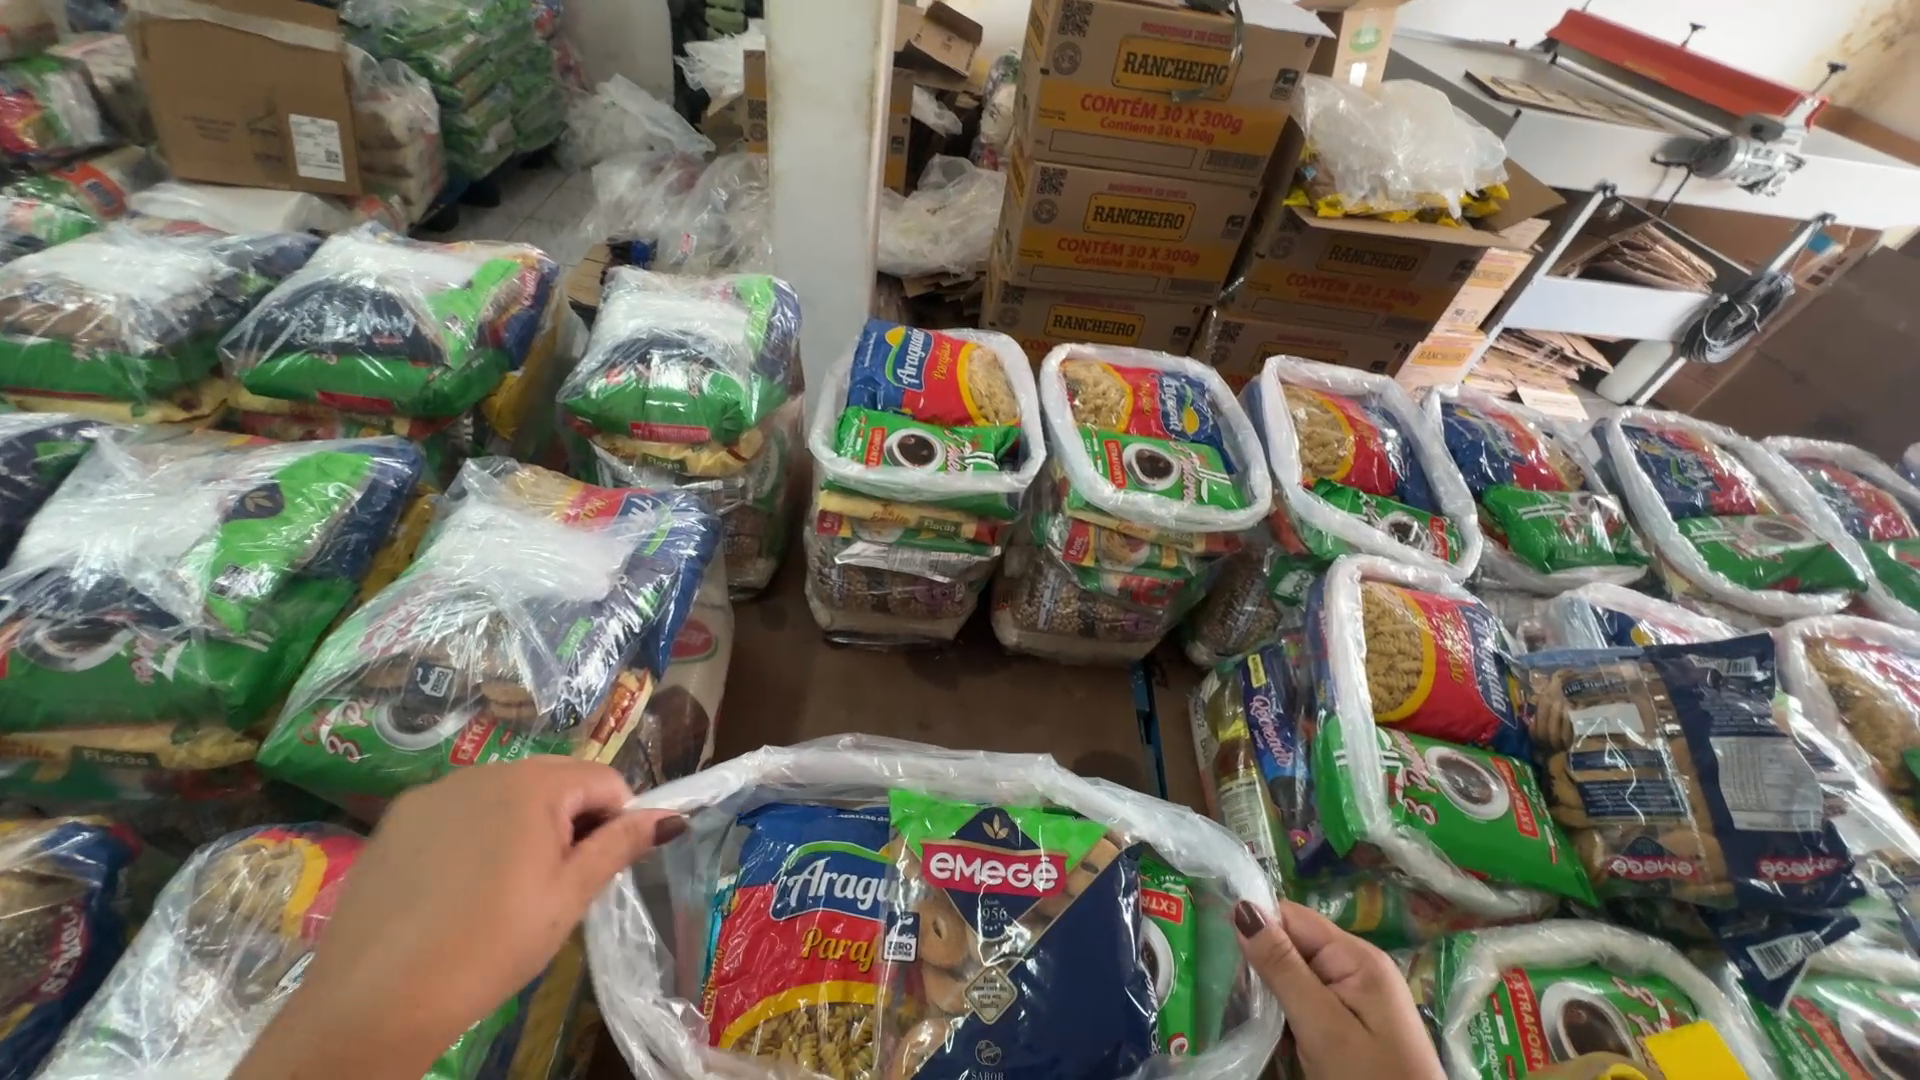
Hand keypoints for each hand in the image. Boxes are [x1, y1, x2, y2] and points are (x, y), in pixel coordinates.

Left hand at [236, 758, 686, 1079]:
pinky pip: (459, 811)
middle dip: (570, 820)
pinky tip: (459, 888)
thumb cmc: (491, 944)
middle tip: (554, 882)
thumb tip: (673, 817)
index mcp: (535, 784)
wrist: (374, 1003)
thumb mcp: (569, 896)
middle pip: (556, 779)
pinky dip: (475, 835)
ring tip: (505, 889)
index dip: (615, 821)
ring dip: (523, 825)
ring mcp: (435, 793)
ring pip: (506, 794)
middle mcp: (485, 771)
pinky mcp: (398, 820)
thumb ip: (620, 845)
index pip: (604, 780)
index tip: (597, 869)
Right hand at [1233, 900, 1443, 1079]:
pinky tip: (1276, 1035)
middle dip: (1262, 967)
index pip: (1290, 916)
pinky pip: (1308, 997)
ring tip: (1251, 1019)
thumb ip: (1282, 966)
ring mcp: (1357, 993)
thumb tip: (1242, 906)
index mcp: (1356, 956)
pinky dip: (1288, 1012)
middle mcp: (1357, 965)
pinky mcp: (1353, 1020)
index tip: (1227, 962)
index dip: (1257, 932)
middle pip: (1292, 943)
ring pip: (1295, 973)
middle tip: (1238, 1001)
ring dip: (1272, 994)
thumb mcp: (1322, 1027)